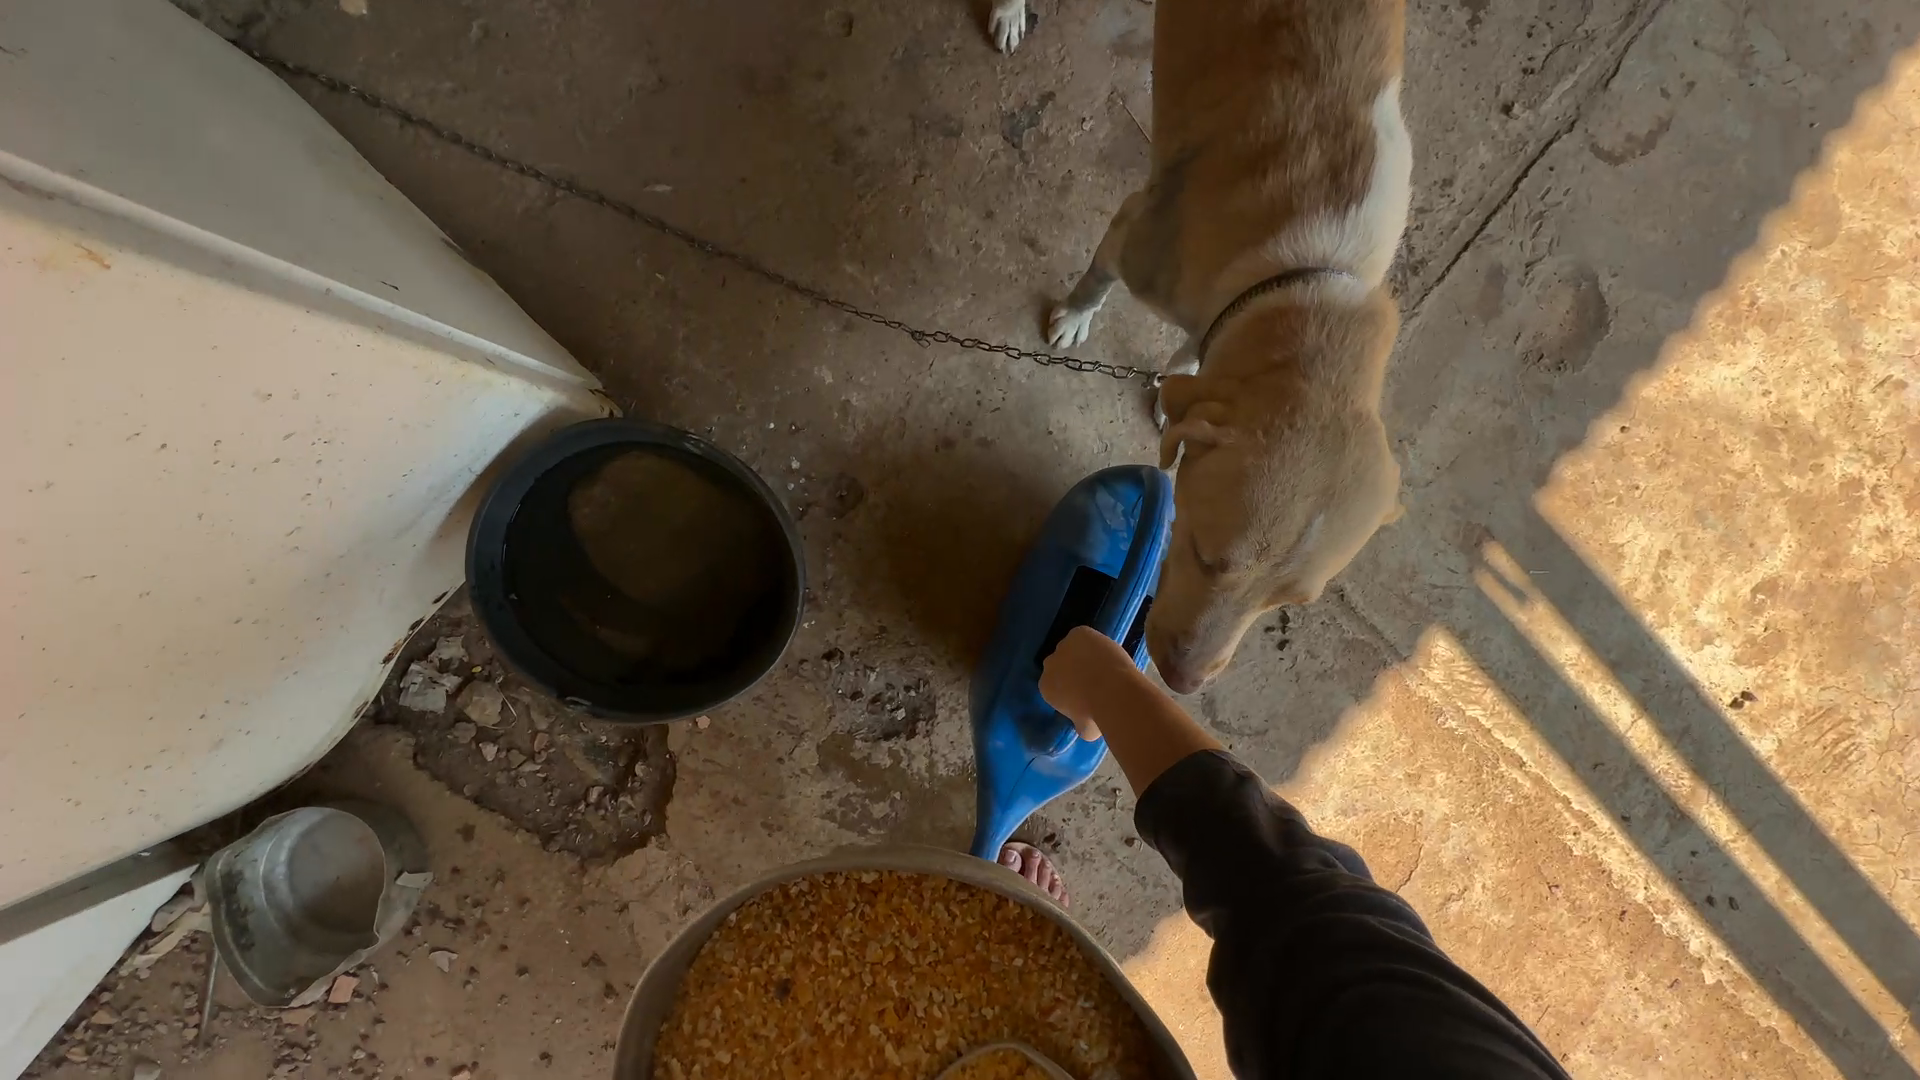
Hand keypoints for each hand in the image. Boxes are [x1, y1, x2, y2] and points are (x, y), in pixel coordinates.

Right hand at [1039, 625, 1136, 740]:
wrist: (1112, 691)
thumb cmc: (1097, 715)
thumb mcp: (1085, 729)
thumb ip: (1080, 724)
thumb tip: (1084, 727)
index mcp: (1045, 688)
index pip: (1051, 684)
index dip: (1066, 687)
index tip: (1080, 693)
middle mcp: (1049, 665)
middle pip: (1057, 664)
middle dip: (1070, 669)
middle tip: (1091, 678)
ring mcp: (1063, 646)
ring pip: (1070, 648)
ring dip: (1081, 654)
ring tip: (1101, 664)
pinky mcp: (1077, 633)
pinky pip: (1082, 635)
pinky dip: (1091, 641)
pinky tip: (1103, 650)